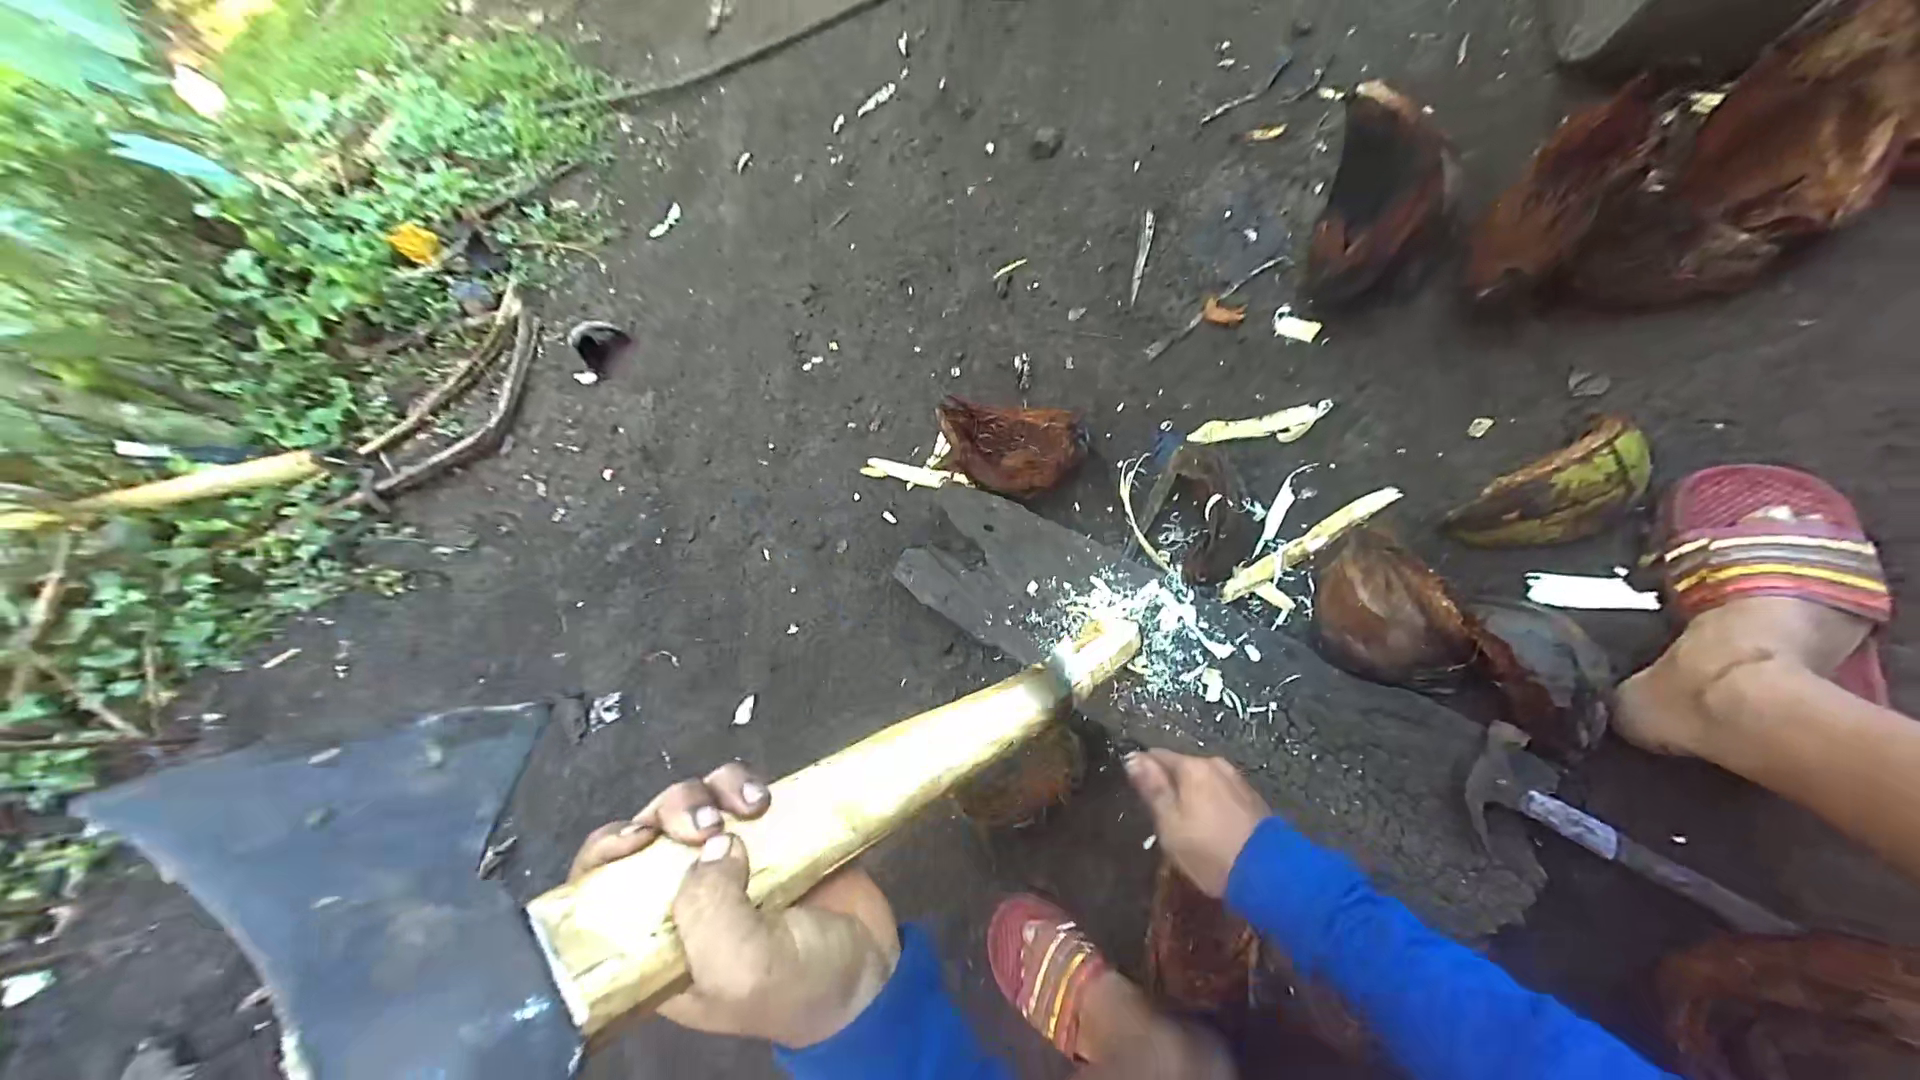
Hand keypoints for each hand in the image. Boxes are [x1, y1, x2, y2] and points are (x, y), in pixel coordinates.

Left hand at [568, 763, 902, 1047]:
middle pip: (651, 827)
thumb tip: (713, 843)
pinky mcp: (768, 832)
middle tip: (709, 823)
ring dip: (714, 789)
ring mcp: (728, 858)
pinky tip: (767, 797)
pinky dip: (745, 783)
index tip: (639, 838)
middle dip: (674, 810)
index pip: (601, 889)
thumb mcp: (742, 970)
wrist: (872, 968)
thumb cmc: (799, 986)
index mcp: (658, 940)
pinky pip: (739, 792)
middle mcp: (684, 893)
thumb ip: (711, 912)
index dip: (607, 854)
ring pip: (697, 799)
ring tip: (753, 804)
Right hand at [1124, 750, 1270, 896]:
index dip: (1144, 773)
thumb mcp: (1170, 823)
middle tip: (1165, 818)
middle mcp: (1216, 765)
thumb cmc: (1210, 850)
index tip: (1141, 797)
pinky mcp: (1255, 801)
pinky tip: (1214, 829)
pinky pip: (1223, 795)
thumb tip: (1133, 757)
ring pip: (1204, 782)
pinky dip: (1214, 806)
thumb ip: (1152, 787)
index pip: (1156, 755)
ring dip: (1194, 796)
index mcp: (1192, 766)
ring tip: (1190, 827)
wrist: (1271, 877)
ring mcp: (1239, 781)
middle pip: (1182, 768)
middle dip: (1171, 786)